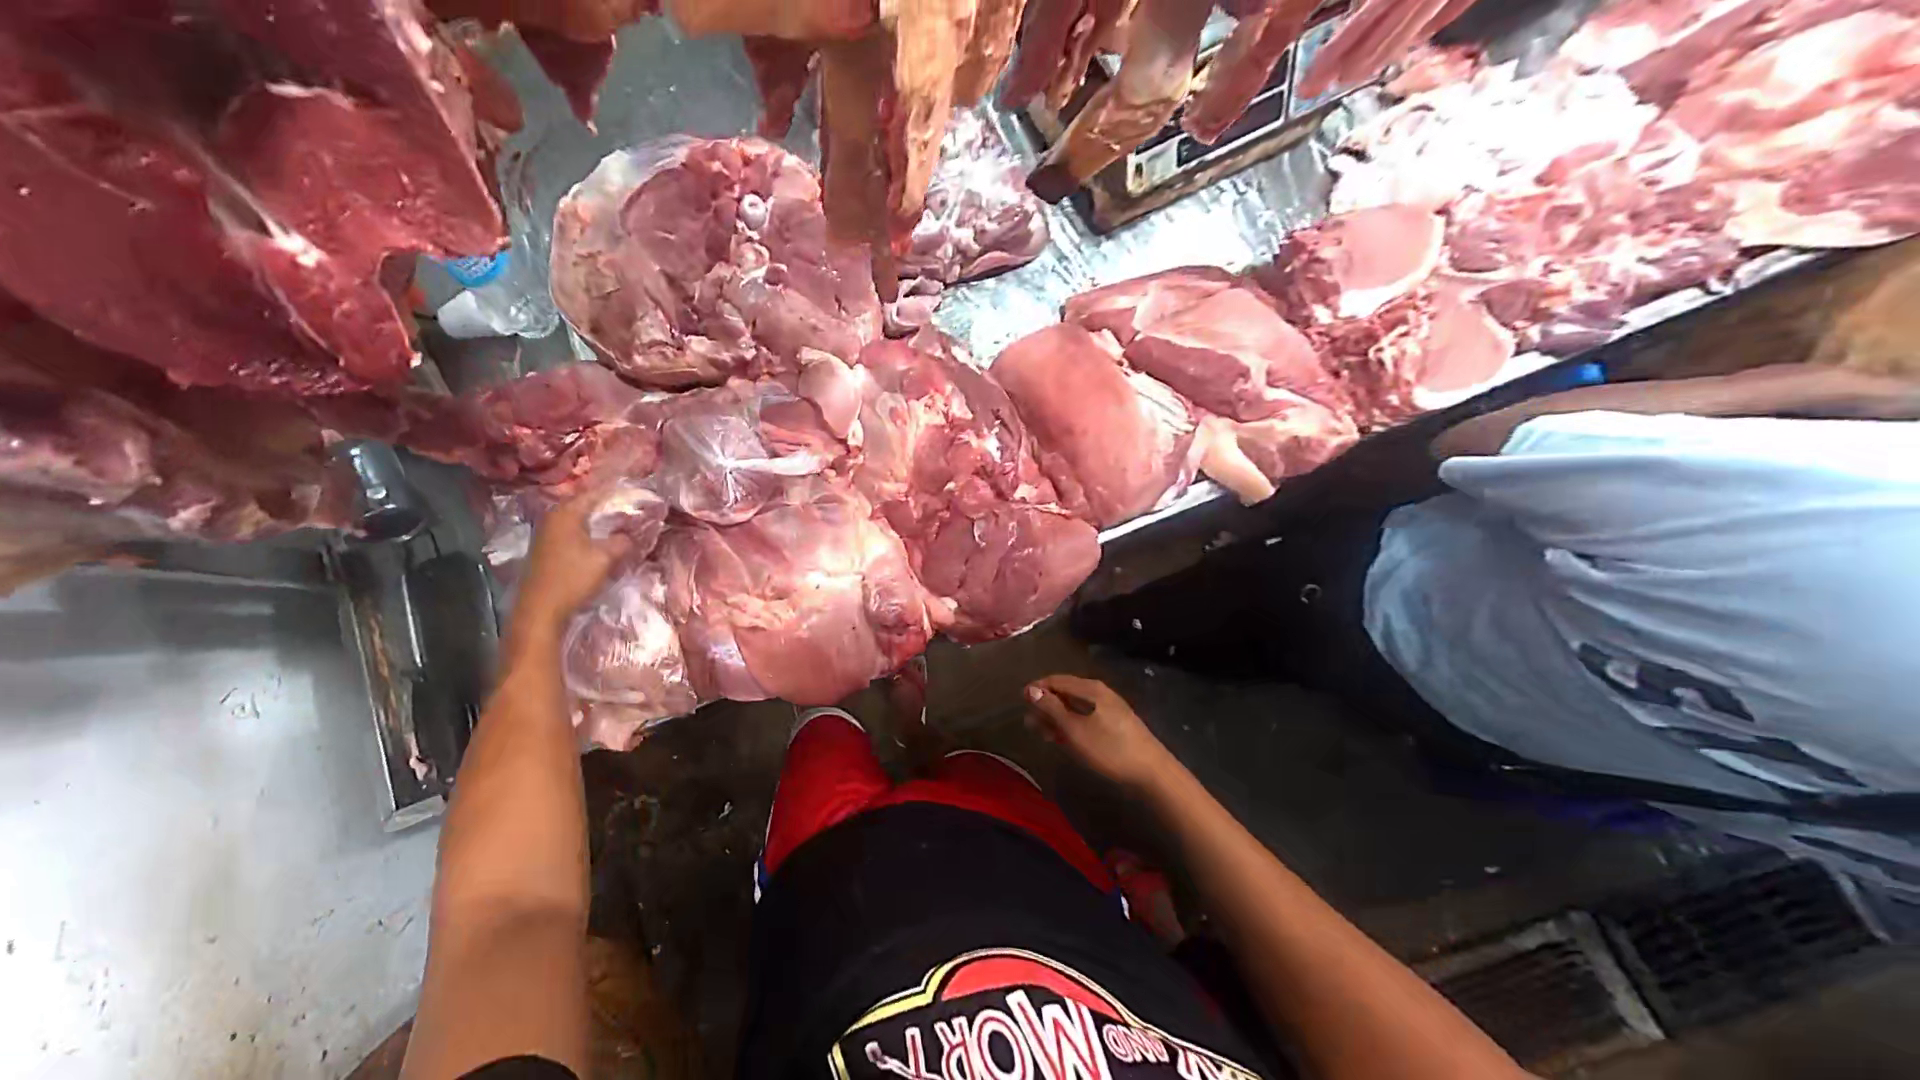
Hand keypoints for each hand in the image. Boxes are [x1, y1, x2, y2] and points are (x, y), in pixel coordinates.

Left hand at [513, 492, 631, 635]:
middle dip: (610, 507)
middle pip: (586, 506)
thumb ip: (622, 541)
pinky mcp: (547, 549)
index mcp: (565, 513)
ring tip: (623, 525)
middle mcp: (553, 518)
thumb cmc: (573, 578)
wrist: (540, 610)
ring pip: (580, 520)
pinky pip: (574, 533)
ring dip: (600, 522)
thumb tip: (631, 534)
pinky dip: (590, 533)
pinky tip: (603, 541)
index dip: (617, 493)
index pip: (595, 493)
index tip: (638, 495)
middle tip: (633, 510)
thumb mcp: (605, 557)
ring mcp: (547, 534)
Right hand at [1024, 675, 1177, 790]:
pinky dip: (1071, 724)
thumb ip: (1051, 709)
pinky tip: (1066, 739)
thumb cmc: (1108, 749)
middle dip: (1046, 706)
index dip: (1037, 690)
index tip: (1021, 704)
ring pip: (1076, 707)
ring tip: (1044, 735)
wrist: (1151, 772)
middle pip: (1066, 692)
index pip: (1056, 680)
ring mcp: (1110, 708)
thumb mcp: (1074, 729)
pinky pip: (1086, 717)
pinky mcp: (1116, 724)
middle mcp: (1100, 693)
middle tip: (1030, 725)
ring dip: (1058, 717)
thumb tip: (1031, 689)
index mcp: (1090, 689)